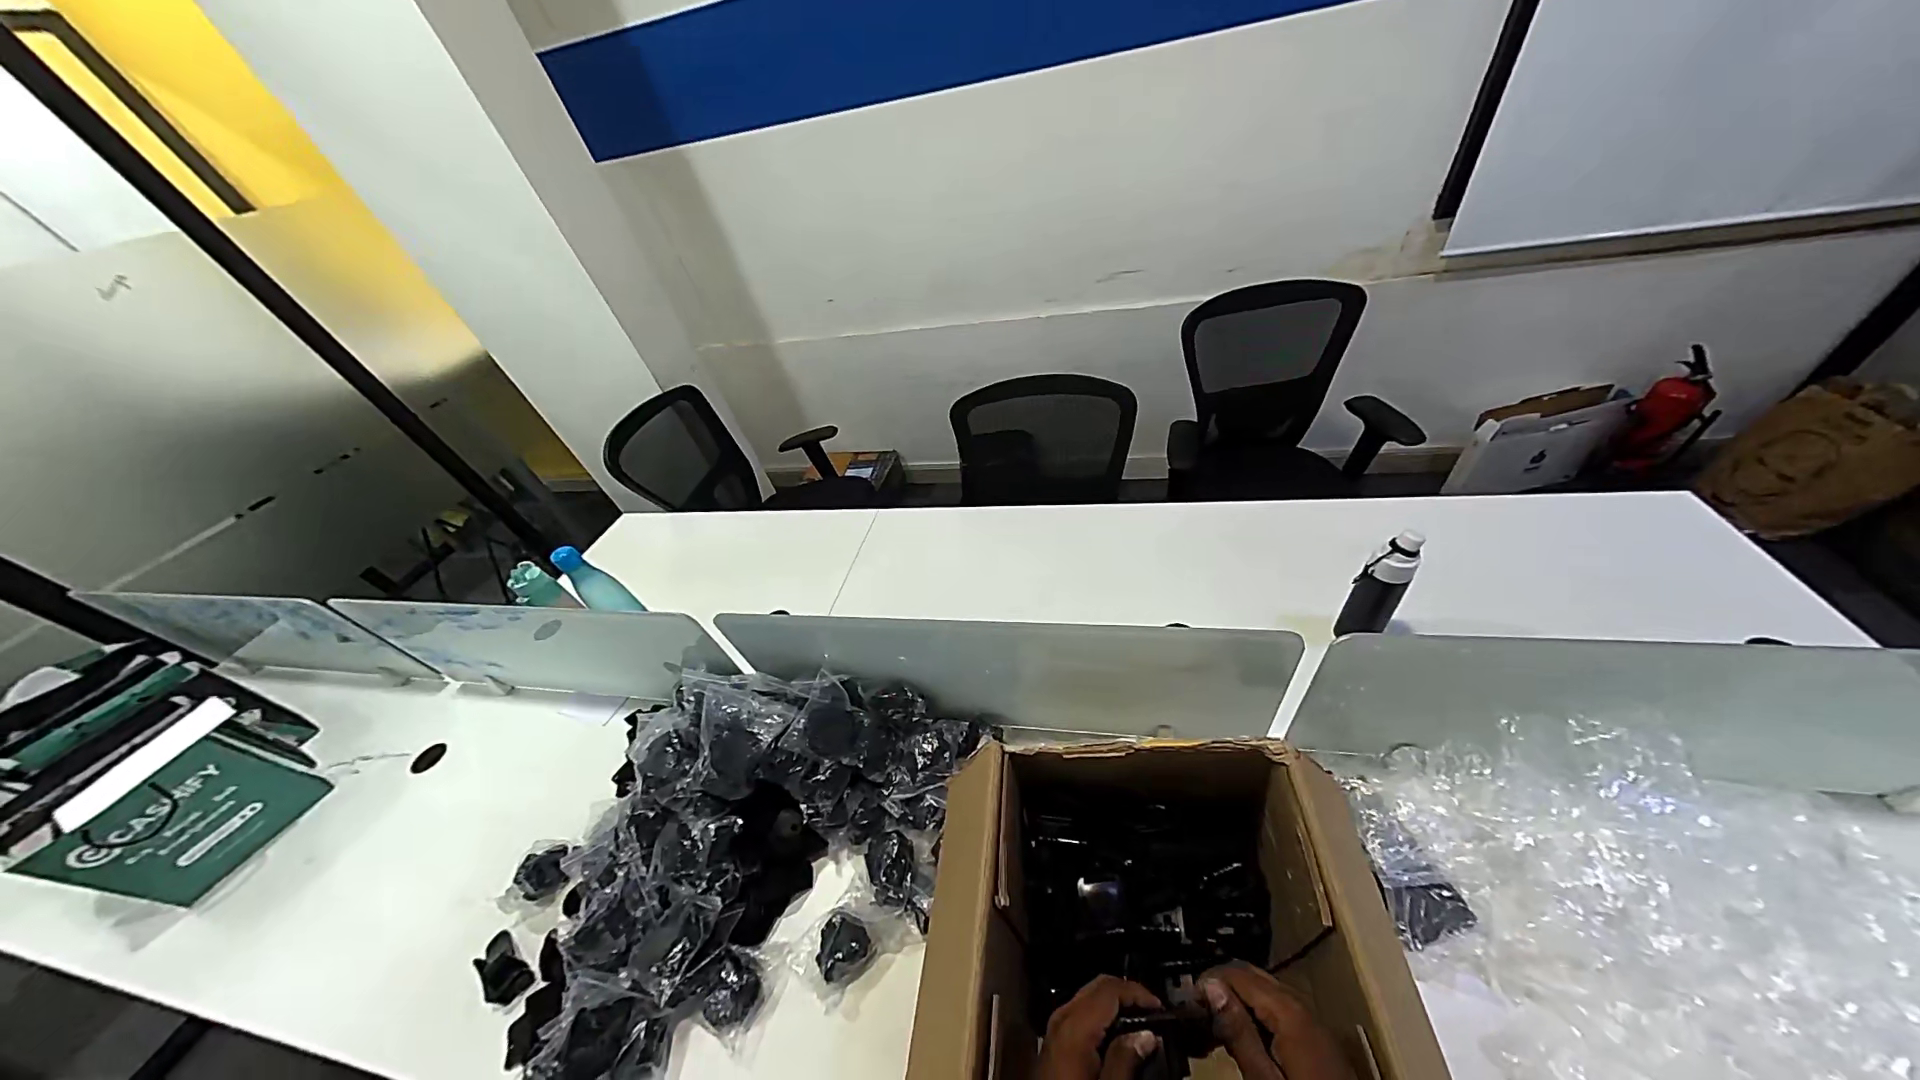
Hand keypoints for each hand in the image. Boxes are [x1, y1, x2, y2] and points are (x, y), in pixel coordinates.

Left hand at [1034, 975, 1163, 1079]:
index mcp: (1075, 1025)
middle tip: (1154, 1014)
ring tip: (1142, 1024)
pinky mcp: (1055, 1040)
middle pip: (1098, 987)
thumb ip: (1125, 1061)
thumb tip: (1147, 1035)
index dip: (1137, 992)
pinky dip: (1103, 1015)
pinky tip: (1119, 1036)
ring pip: (1089, 997)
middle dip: (1127, 994)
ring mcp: (1056, 1027)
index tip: (1162, 1009)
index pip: (1109, 988)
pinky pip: (1082, 1013)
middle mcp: (1063, 1017)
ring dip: (1116, 1004)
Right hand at [1200, 962, 1356, 1079]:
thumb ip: (1238, 1032)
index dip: (1208, 980)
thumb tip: (1210, 987)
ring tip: (1216, 1023)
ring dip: (1239, 998)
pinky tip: (1246, 1035)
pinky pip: (1280, 1009)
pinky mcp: (1318, 1040)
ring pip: (1266, 990)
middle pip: (1252, 975)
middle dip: (1222, 985)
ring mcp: (1313, 1022)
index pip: (1237, 972)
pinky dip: (1258, 1012)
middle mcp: (1302, 1007)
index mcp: (1288, 1012)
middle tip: (1199, 1012)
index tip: (1188, 1002)